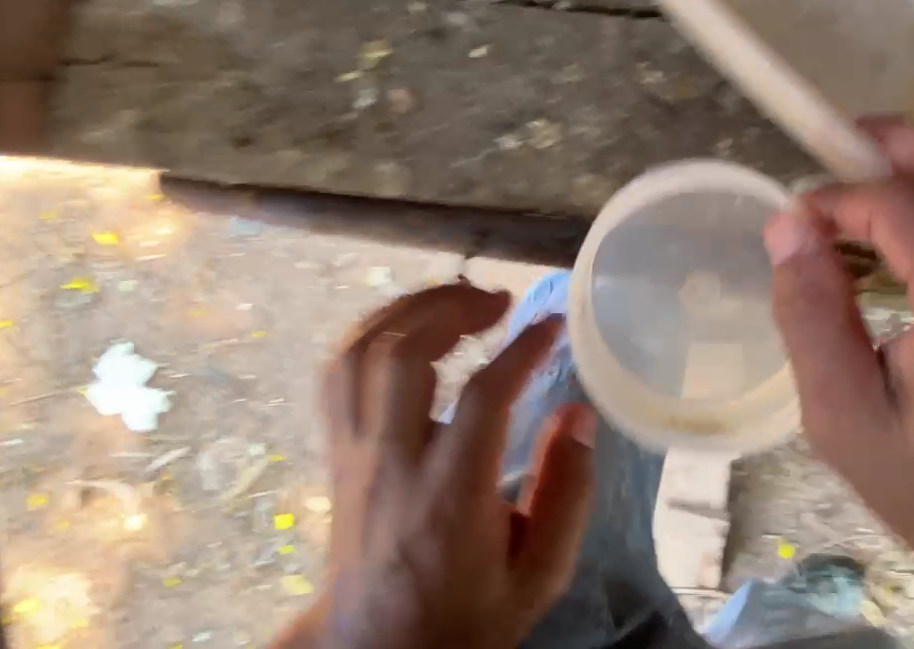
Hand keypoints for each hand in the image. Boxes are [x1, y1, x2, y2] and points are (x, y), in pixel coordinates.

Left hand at [277, 282, 596, 648]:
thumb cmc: (469, 614)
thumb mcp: (540, 573)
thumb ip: (567, 491)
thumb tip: (578, 412)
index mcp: (450, 497)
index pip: (484, 397)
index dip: (523, 348)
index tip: (554, 324)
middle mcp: (392, 465)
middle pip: (404, 355)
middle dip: (454, 307)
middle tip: (498, 300)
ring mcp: (353, 455)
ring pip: (361, 353)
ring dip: (411, 308)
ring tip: (456, 299)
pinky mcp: (335, 453)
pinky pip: (338, 373)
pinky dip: (374, 331)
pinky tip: (411, 323)